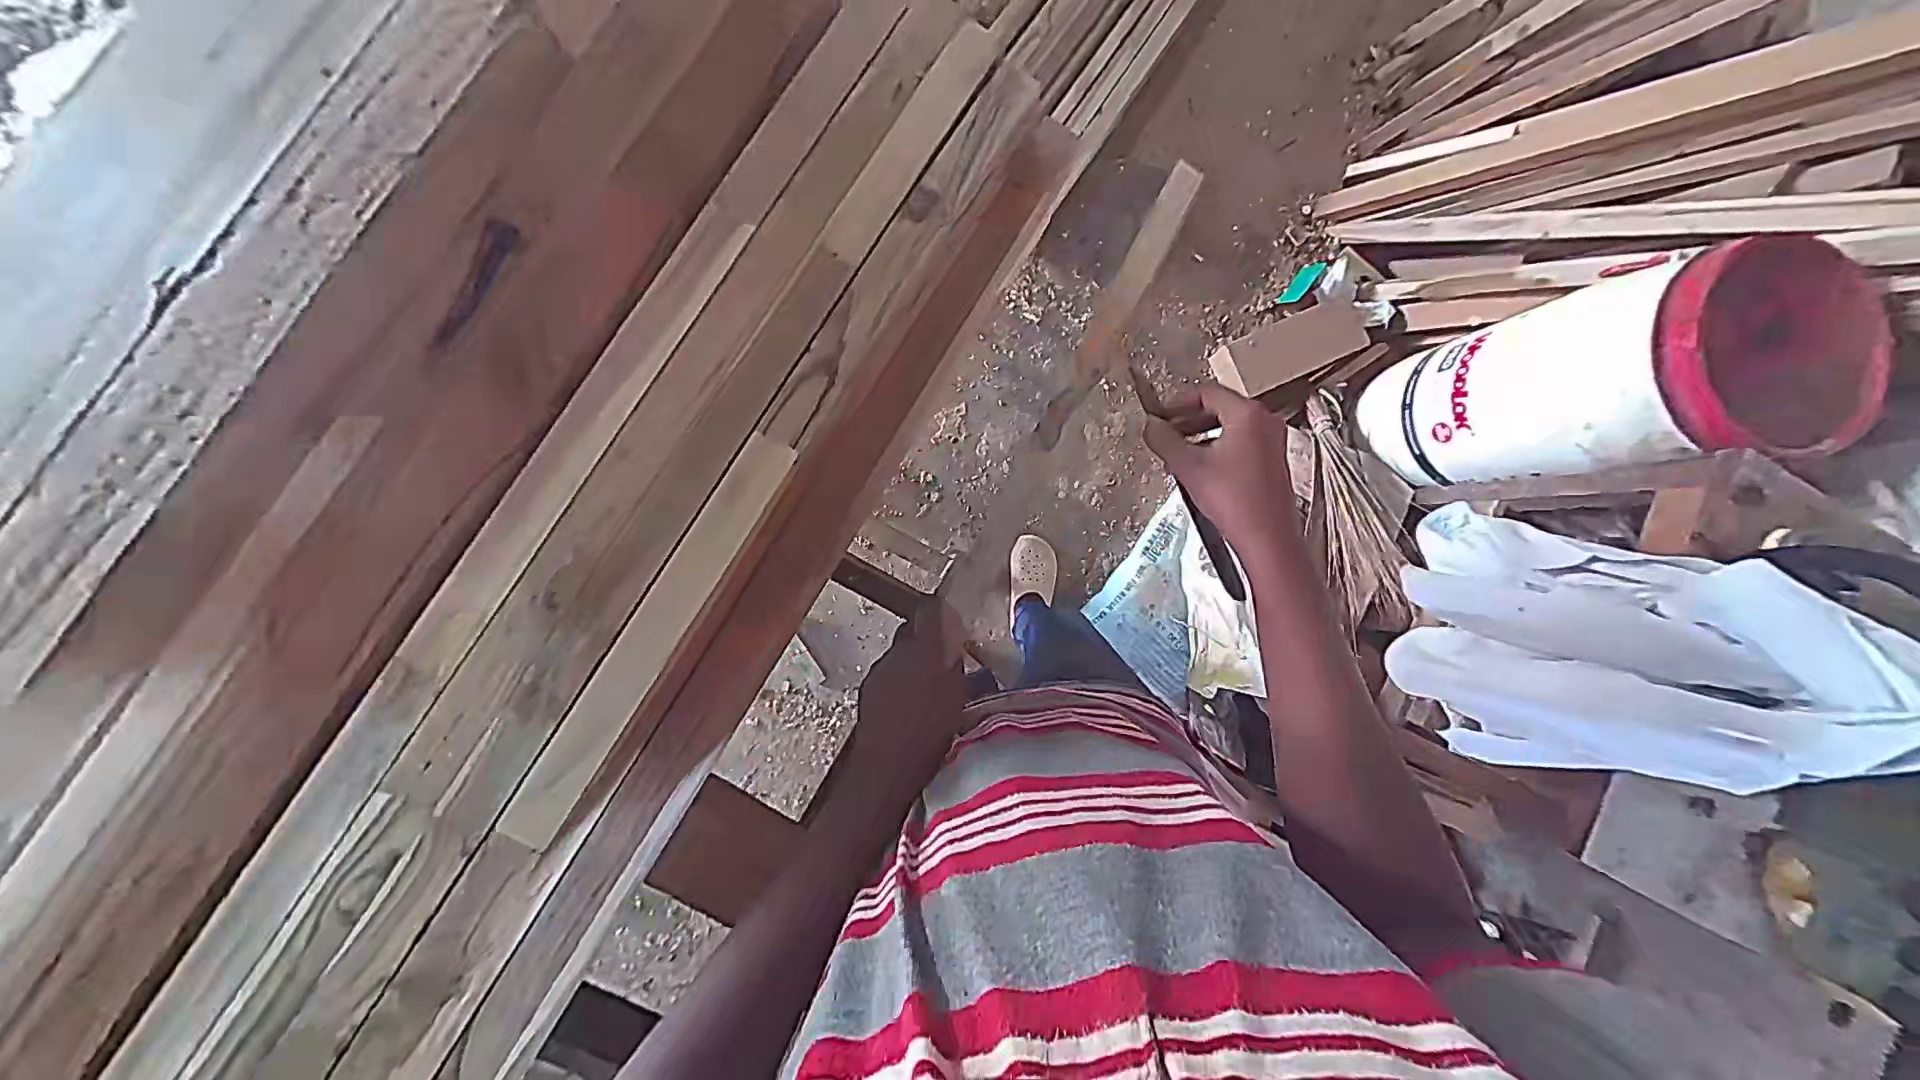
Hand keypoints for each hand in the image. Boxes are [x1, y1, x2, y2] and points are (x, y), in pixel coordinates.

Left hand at [845, 601, 969, 796]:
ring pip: (900, 655)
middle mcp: (896, 653)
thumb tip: (951, 632)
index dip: (940, 612)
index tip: (952, 620)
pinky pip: (890, 676)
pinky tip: (913, 702)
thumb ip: (953, 658)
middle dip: (928, 639)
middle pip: (911, 631)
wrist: (889, 765)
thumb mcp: (956, 693)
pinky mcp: (869, 692)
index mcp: (922, 647)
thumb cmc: (930, 731)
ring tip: (932, 684)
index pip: (929, 610)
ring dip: (913, 662)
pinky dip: (901, 682)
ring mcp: (879, 672)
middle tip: (947, 655)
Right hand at [1143, 383, 1302, 561]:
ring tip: (1177, 451)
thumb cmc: (1238, 503)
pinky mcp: (1270, 462)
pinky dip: (1215, 449)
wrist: (1266, 537)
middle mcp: (1264, 424)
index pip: (1207, 393)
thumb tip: (1151, 426)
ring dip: (1200, 436)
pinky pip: (1238, 444)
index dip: (1177, 403)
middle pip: (1218, 409)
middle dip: (1188, 421)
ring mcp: (1271, 442)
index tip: (1160, 415)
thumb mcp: (1188, 466)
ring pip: (1228, 427)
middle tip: (1165, 432)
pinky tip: (1198, 468)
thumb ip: (1164, 440)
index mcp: (1248, 415)